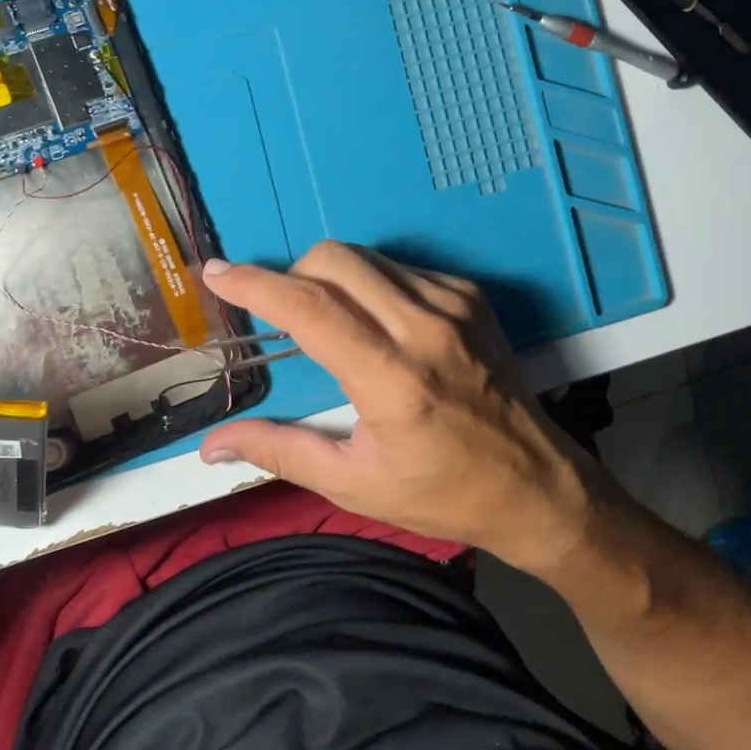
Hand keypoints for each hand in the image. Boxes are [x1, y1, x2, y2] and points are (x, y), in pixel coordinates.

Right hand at [198, 242, 605, 569]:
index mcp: (392, 379)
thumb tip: (211, 446)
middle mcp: (425, 328)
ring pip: (366, 256)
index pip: (311, 308)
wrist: (539, 487)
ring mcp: (454, 305)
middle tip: (281, 312)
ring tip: (327, 320)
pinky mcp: (471, 297)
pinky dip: (369, 283)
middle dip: (290, 274)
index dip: (255, 284)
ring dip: (329, 276)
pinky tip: (375, 322)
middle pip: (334, 261)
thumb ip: (279, 451)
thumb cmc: (442, 493)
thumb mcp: (354, 484)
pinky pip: (399, 268)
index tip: (216, 273)